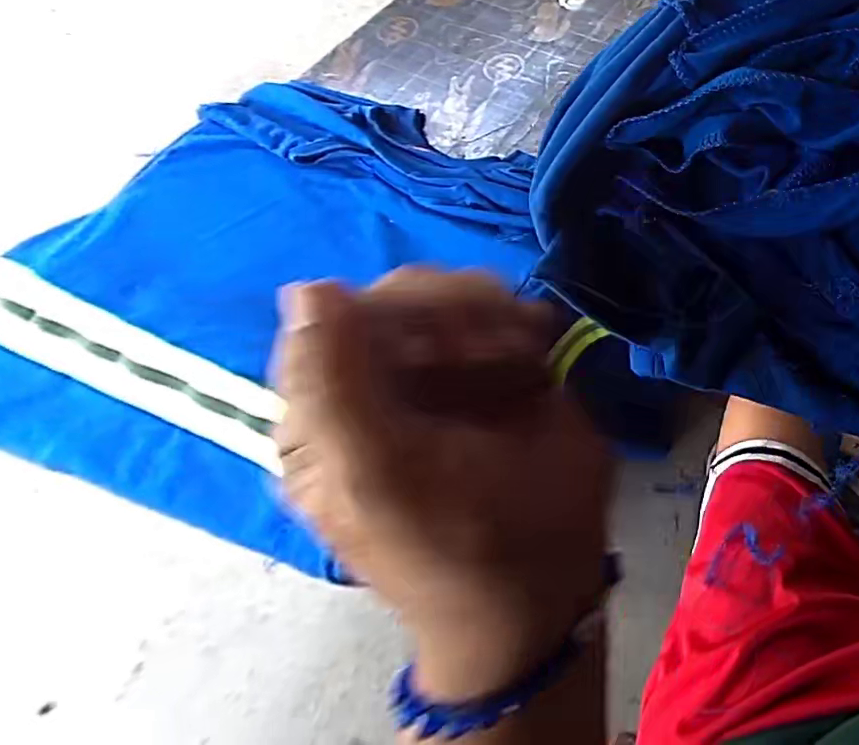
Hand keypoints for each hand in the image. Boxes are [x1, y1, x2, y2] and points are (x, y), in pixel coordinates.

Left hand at [270, 267, 612, 698]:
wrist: (548, 572)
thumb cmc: (456, 540)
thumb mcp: (378, 475)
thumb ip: (333, 385)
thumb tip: (309, 287)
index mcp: (335, 411)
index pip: (345, 316)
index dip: (399, 315)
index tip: (450, 343)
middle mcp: (390, 382)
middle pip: (411, 296)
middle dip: (460, 315)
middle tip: (503, 356)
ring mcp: (455, 370)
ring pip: (467, 295)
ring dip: (501, 320)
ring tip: (526, 363)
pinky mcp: (511, 368)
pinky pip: (513, 312)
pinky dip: (529, 325)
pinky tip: (540, 360)